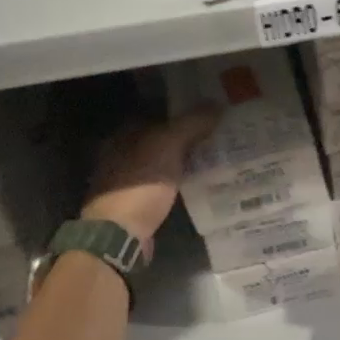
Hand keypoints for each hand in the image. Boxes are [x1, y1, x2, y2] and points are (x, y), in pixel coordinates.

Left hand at [81, 109, 219, 250]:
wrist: (120, 235)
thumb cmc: (139, 184)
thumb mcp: (168, 146)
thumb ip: (191, 124)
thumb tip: (217, 104)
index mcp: (123, 135)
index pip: (156, 113)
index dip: (182, 110)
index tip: (209, 111)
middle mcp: (122, 154)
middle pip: (161, 138)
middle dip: (187, 135)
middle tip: (219, 132)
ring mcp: (128, 181)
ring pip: (164, 162)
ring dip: (185, 160)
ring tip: (217, 155)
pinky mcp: (138, 204)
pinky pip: (165, 184)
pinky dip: (181, 181)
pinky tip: (202, 181)